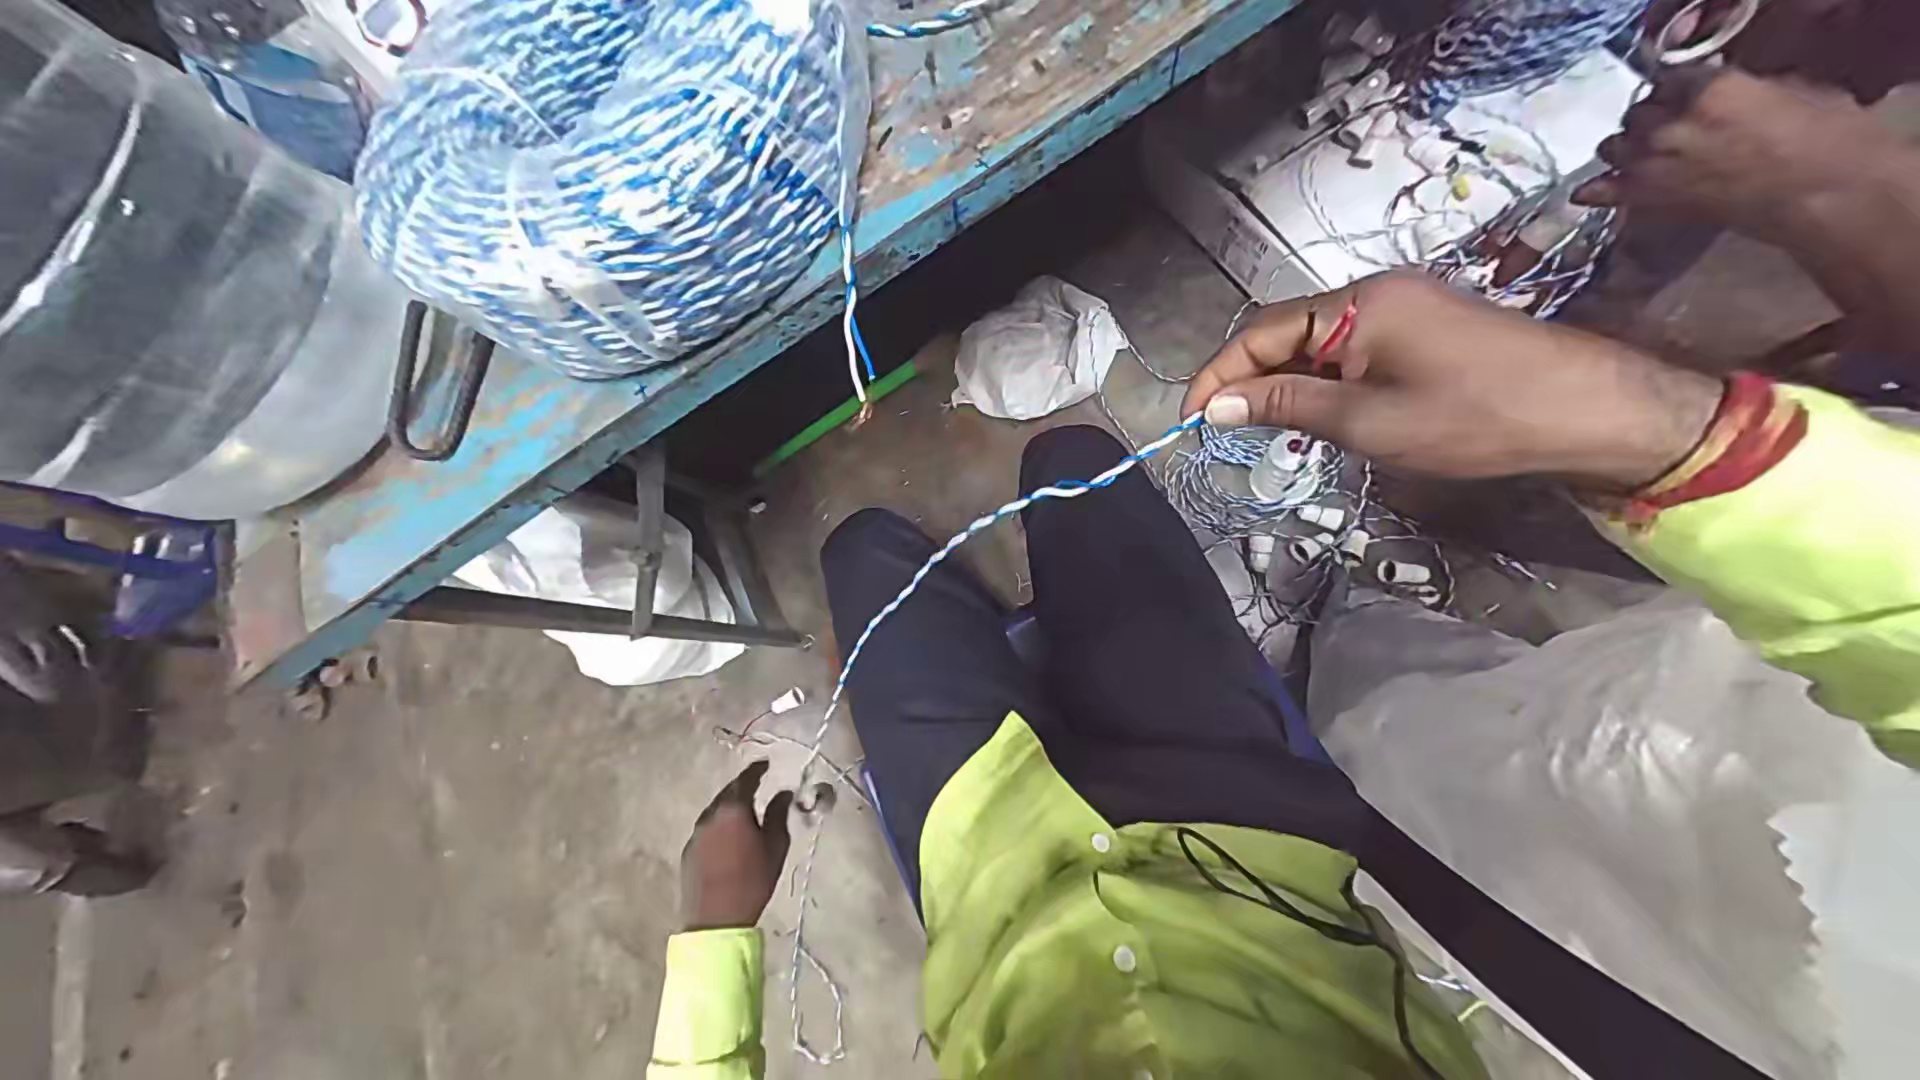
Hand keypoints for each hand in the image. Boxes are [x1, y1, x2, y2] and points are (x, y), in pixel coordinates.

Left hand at [679, 760, 793, 931]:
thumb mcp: (775, 846)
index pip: (746, 779)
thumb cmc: (752, 880)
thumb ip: (778, 814)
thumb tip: (783, 793)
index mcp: (734, 809)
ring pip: (716, 809)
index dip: (758, 769)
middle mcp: (711, 814)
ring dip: (730, 805)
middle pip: (728, 792)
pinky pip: (707, 826)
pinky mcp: (688, 850)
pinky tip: (729, 834)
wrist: (715, 921)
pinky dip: (720, 823)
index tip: (767, 764)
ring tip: (745, 810)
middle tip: (758, 785)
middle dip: (743, 786)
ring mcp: (696, 833)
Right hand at [1181, 272, 1721, 489]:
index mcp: (1357, 305)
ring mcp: (1395, 309)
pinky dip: (1313, 381)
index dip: (1217, 375)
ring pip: (1308, 344)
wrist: (1592, 414)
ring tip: (1260, 427)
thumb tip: (1217, 407)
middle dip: (1244, 380)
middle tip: (1224, 429)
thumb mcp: (1364, 419)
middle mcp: (1371, 294)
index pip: (1259, 333)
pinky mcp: (1413, 330)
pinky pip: (1341, 350)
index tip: (1191, 418)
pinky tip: (1308, 412)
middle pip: (1280, 333)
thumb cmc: (1474, 418)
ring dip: (1277, 383)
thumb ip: (1284, 404)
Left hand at [1574, 68, 1903, 242]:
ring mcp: (1643, 164)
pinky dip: (1593, 189)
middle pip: (1635, 114)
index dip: (1675, 89)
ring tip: (1645, 155)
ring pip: (1610, 147)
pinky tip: (1603, 187)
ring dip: (1625, 148)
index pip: (1668, 79)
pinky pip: (1590, 193)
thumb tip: (1708, 92)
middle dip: (1650, 118)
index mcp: (1708, 90)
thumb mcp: (1785, 89)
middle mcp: (1665, 126)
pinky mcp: (1633, 198)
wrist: (1811, 192)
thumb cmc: (1819, 135)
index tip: (1682, 96)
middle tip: (1668, 128)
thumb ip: (1735, 87)